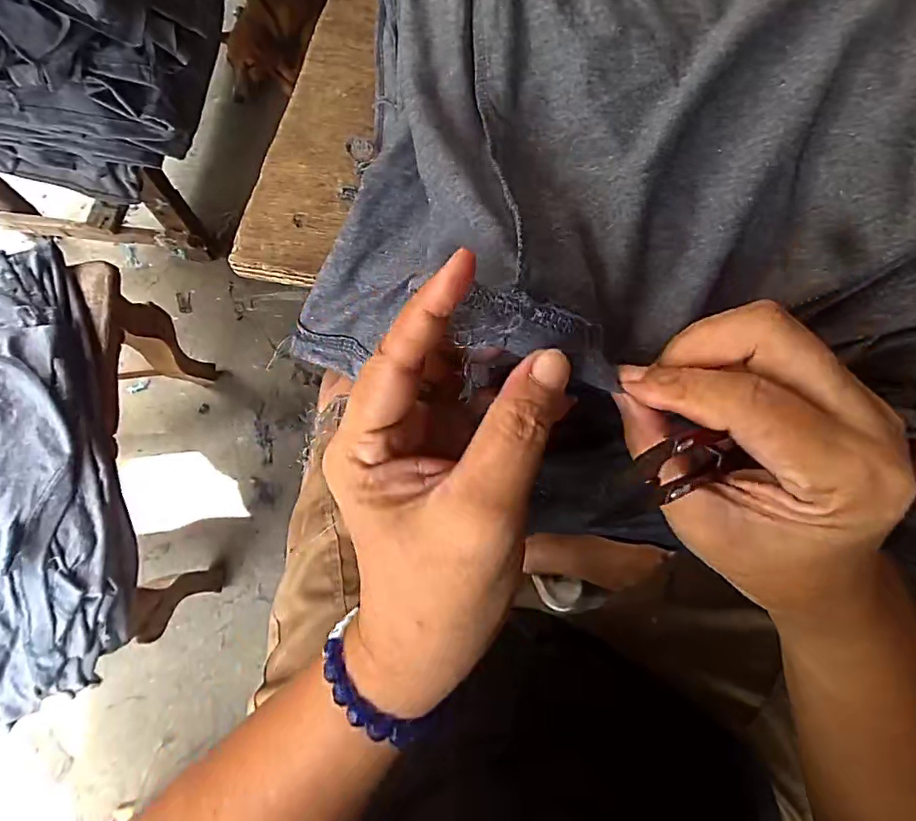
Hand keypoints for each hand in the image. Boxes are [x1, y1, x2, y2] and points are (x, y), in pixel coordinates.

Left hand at [323, 248, 571, 716]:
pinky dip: (509, 393)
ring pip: (452, 377)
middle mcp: (383, 428)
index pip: (396, 357)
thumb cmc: (439, 591)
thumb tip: (550, 358)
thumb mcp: (481, 509)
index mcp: (364, 440)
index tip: (464, 260)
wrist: (428, 654)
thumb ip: (516, 430)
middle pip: (423, 359)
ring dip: (493, 357)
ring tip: (539, 336)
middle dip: (465, 326)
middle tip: (512, 294)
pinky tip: (548, 386)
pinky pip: (476, 406)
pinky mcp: (446, 451)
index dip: (431, 306)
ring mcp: (416, 438)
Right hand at [614, 301, 915, 625]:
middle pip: (771, 333)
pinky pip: (777, 341)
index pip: (753, 399)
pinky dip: (725, 352)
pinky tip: (706, 386)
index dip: (681, 384)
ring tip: (679, 384)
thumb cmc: (764, 562)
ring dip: (708, 345)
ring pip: (772, 328)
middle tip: (658, 380)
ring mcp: (867, 398)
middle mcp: (870, 425)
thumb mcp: (698, 522)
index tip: (629, 385)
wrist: (830, 578)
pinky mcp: (851, 385)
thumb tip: (628, 390)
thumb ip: (657, 453)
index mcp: (845, 476)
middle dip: (696, 345)